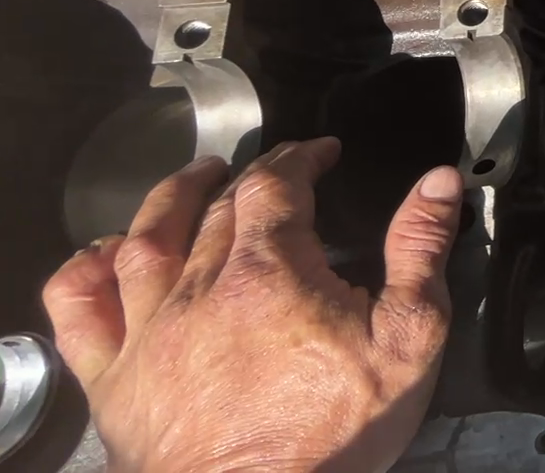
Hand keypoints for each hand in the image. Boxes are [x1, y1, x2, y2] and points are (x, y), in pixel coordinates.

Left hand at [41, 138, 464, 472]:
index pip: (274, 186)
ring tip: (196, 178)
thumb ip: (422, 248)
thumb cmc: (341, 421)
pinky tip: (105, 254)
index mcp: (272, 272)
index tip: (326, 151)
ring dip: (170, 199)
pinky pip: (77, 309)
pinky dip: (86, 270)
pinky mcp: (111, 380)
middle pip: (215, 207)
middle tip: (285, 164)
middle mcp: (198, 290)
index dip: (301, 157)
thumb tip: (439, 179)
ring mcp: (145, 335)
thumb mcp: (411, 330)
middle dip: (254, 173)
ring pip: (143, 241)